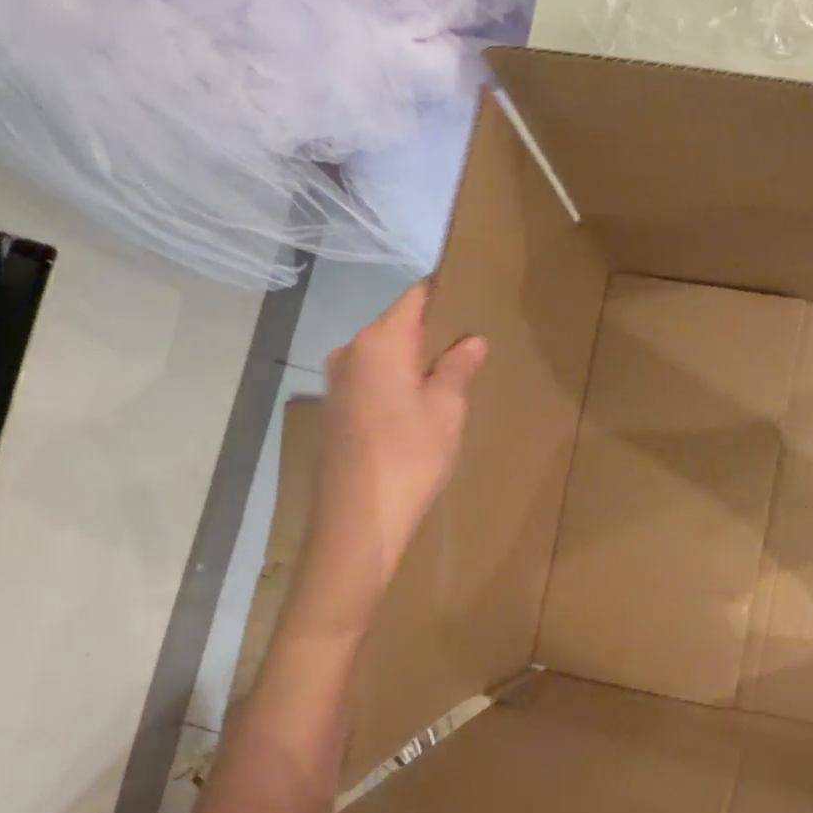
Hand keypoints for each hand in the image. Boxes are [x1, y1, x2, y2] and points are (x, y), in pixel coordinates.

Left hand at [287, 275, 485, 640]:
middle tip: (476, 339)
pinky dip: (399, 380)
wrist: (359, 520)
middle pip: (398, 324)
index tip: (474, 292)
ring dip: (417, 358)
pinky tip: (423, 403)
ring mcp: (338, 380)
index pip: (415, 297)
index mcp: (379, 341)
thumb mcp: (446, 410)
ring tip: (456, 373)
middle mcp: (351, 351)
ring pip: (385, 354)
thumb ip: (458, 368)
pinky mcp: (337, 408)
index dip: (445, 292)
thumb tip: (472, 340)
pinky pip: (374, 378)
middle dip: (434, 329)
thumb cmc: (410, 458)